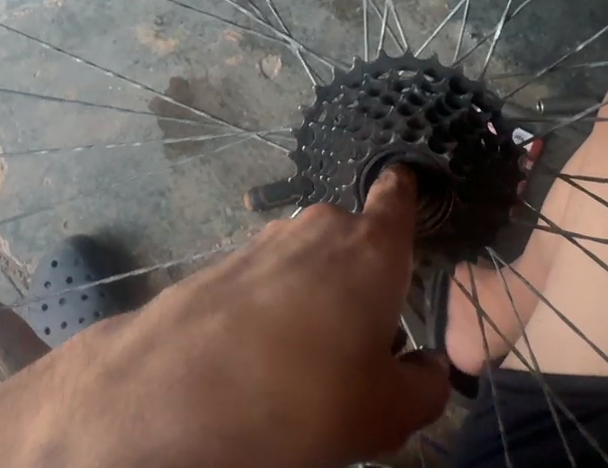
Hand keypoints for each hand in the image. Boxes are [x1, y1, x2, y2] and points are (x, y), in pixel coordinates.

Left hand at [29, 165, 447, 466]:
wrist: (177, 393)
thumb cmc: (306, 395)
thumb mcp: (388, 413)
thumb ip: (425, 385)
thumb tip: (430, 365)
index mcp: (370, 248)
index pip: (396, 197)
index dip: (405, 195)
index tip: (408, 194)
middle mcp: (319, 228)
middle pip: (353, 242)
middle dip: (360, 279)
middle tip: (360, 341)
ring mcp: (265, 240)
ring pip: (308, 261)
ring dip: (314, 295)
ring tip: (305, 360)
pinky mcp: (224, 261)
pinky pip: (268, 278)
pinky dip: (273, 307)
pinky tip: (261, 356)